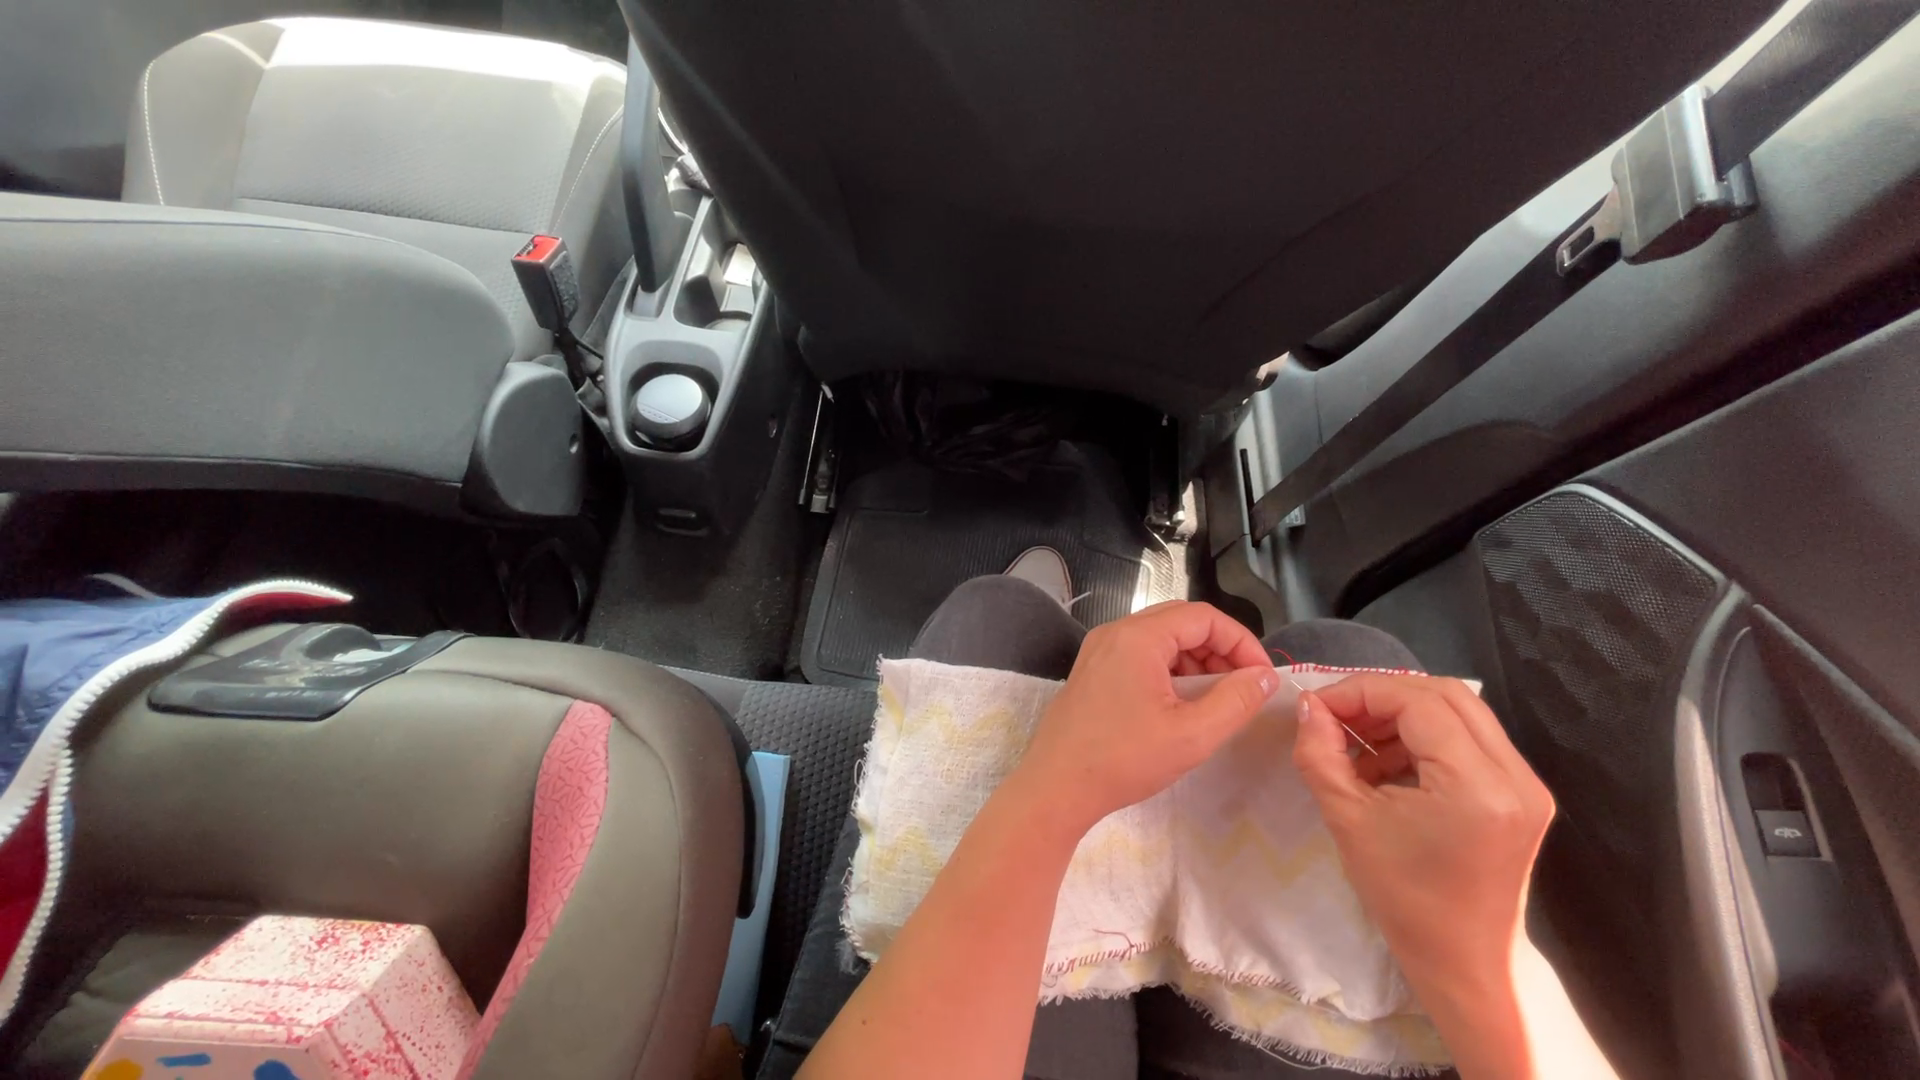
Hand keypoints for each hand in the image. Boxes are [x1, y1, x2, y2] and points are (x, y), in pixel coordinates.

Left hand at [1011, 601, 1279, 833]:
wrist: (1056, 787)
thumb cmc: (1124, 759)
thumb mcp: (1192, 734)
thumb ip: (1236, 700)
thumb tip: (1263, 677)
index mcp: (1137, 637)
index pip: (1203, 617)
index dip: (1240, 641)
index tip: (1261, 677)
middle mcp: (1114, 633)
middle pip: (1180, 621)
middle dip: (1219, 649)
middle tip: (1243, 686)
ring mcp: (1099, 651)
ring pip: (1160, 639)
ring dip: (1195, 660)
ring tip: (1216, 698)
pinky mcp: (1092, 672)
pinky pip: (1140, 656)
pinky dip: (1168, 671)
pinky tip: (1181, 704)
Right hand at [1292, 675, 1553, 993]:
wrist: (1466, 963)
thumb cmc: (1403, 898)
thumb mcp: (1347, 819)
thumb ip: (1320, 754)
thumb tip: (1307, 706)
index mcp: (1477, 786)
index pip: (1417, 702)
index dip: (1360, 692)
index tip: (1316, 708)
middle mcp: (1514, 775)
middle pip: (1446, 693)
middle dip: (1382, 694)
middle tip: (1336, 715)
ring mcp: (1525, 784)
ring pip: (1460, 711)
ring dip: (1402, 713)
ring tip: (1358, 743)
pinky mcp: (1521, 794)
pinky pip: (1469, 739)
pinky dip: (1423, 736)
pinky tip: (1386, 763)